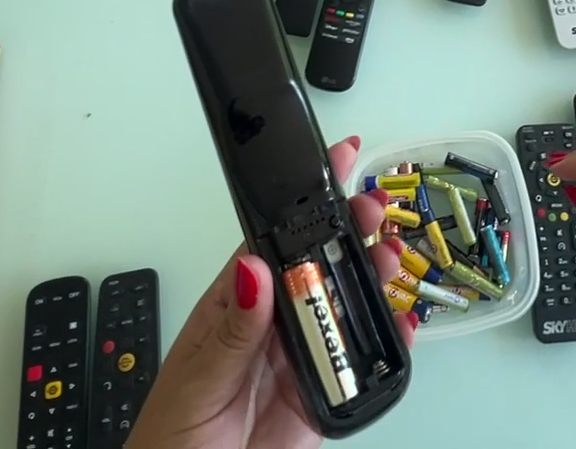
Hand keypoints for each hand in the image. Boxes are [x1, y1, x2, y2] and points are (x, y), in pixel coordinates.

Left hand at [128, 136, 412, 448]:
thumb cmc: (172, 439)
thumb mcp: (197, 380)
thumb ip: (232, 331)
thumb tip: (253, 267)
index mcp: (239, 301)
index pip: (278, 234)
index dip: (310, 195)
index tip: (340, 154)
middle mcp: (276, 318)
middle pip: (321, 260)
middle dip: (351, 225)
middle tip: (376, 208)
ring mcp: (304, 352)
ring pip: (348, 299)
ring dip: (374, 274)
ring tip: (391, 258)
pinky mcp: (327, 391)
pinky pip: (364, 356)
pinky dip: (388, 337)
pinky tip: (403, 321)